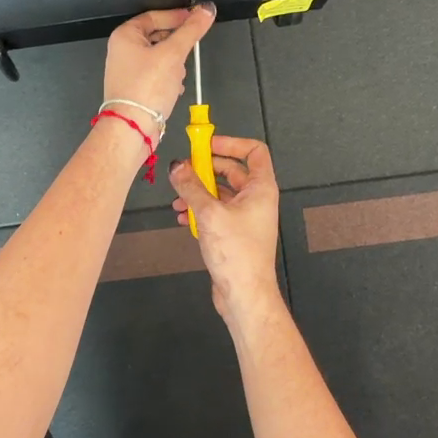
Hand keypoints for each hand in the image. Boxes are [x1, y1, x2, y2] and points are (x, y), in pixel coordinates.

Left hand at [104, 4, 215, 131]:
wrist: (132, 128)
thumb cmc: (145, 90)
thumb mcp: (173, 54)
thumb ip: (191, 31)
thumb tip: (205, 11)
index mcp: (125, 36)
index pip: (155, 16)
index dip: (177, 16)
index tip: (196, 18)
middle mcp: (122, 51)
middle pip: (157, 37)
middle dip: (176, 45)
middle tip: (191, 47)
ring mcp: (127, 71)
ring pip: (159, 57)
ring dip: (174, 64)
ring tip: (180, 73)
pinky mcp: (135, 88)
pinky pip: (156, 75)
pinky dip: (168, 79)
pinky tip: (175, 87)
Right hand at [170, 135, 282, 320]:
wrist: (244, 294)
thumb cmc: (236, 252)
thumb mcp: (209, 214)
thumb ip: (191, 187)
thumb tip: (176, 166)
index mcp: (261, 188)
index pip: (254, 151)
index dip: (231, 143)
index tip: (206, 144)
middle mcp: (257, 199)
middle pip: (232, 171)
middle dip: (206, 169)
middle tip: (183, 171)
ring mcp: (247, 217)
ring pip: (221, 193)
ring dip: (199, 192)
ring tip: (177, 200)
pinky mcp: (235, 233)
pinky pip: (217, 212)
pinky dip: (200, 210)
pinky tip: (183, 218)